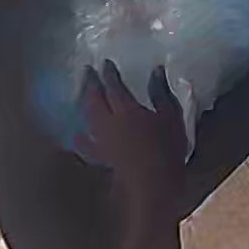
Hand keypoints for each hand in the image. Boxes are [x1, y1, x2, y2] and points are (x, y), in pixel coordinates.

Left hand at [79, 61, 186, 222]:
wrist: (154, 186)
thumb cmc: (167, 149)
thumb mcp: (171, 116)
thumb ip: (161, 92)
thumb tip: (155, 70)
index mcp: (126, 109)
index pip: (114, 86)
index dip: (109, 74)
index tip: (105, 63)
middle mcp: (109, 122)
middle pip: (95, 99)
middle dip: (91, 84)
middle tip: (87, 71)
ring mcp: (103, 141)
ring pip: (88, 118)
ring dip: (85, 104)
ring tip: (84, 95)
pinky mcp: (103, 157)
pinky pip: (87, 146)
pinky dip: (81, 139)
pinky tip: (77, 136)